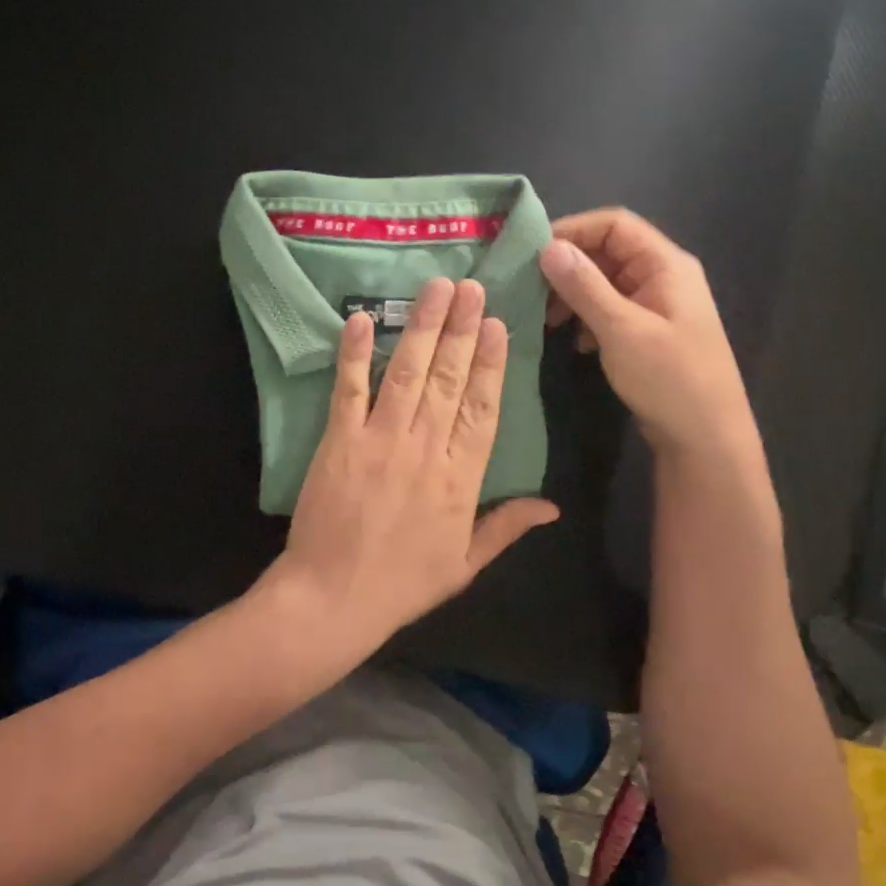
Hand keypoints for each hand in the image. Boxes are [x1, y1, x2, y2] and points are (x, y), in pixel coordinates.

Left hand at [256, 276, 559, 644]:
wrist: (333, 598)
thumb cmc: (402, 584)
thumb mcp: (465, 563)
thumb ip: (506, 526)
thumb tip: (552, 506)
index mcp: (460, 479)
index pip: (482, 409)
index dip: (491, 364)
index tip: (498, 325)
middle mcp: (424, 449)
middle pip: (449, 380)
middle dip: (462, 329)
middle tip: (472, 287)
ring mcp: (379, 440)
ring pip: (407, 373)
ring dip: (422, 327)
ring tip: (436, 287)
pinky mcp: (338, 440)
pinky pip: (350, 389)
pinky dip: (356, 353)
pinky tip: (364, 319)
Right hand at [538, 209, 757, 455]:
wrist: (706, 439)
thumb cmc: (670, 378)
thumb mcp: (622, 330)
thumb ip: (585, 286)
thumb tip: (548, 248)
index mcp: (666, 265)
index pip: (615, 224)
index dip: (573, 230)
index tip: (532, 252)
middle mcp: (663, 277)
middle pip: (608, 252)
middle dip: (568, 266)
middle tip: (530, 289)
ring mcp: (656, 307)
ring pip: (605, 283)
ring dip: (574, 295)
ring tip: (546, 319)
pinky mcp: (648, 334)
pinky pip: (610, 311)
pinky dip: (586, 319)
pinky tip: (573, 342)